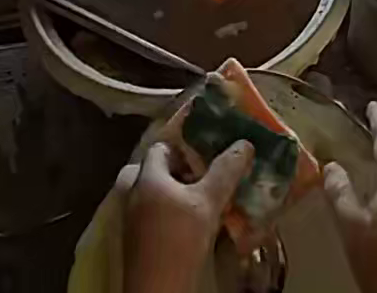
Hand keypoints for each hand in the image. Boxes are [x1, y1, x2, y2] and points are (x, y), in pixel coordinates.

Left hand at [114, 139, 254, 292]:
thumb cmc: (179, 241)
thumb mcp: (208, 202)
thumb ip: (225, 171)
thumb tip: (244, 144)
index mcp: (147, 177)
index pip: (160, 145)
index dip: (182, 139)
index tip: (204, 136)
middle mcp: (134, 194)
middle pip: (152, 168)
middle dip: (174, 165)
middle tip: (200, 164)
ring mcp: (133, 220)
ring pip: (152, 192)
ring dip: (174, 187)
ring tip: (201, 187)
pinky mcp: (138, 241)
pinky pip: (153, 212)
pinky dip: (170, 208)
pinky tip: (193, 215)